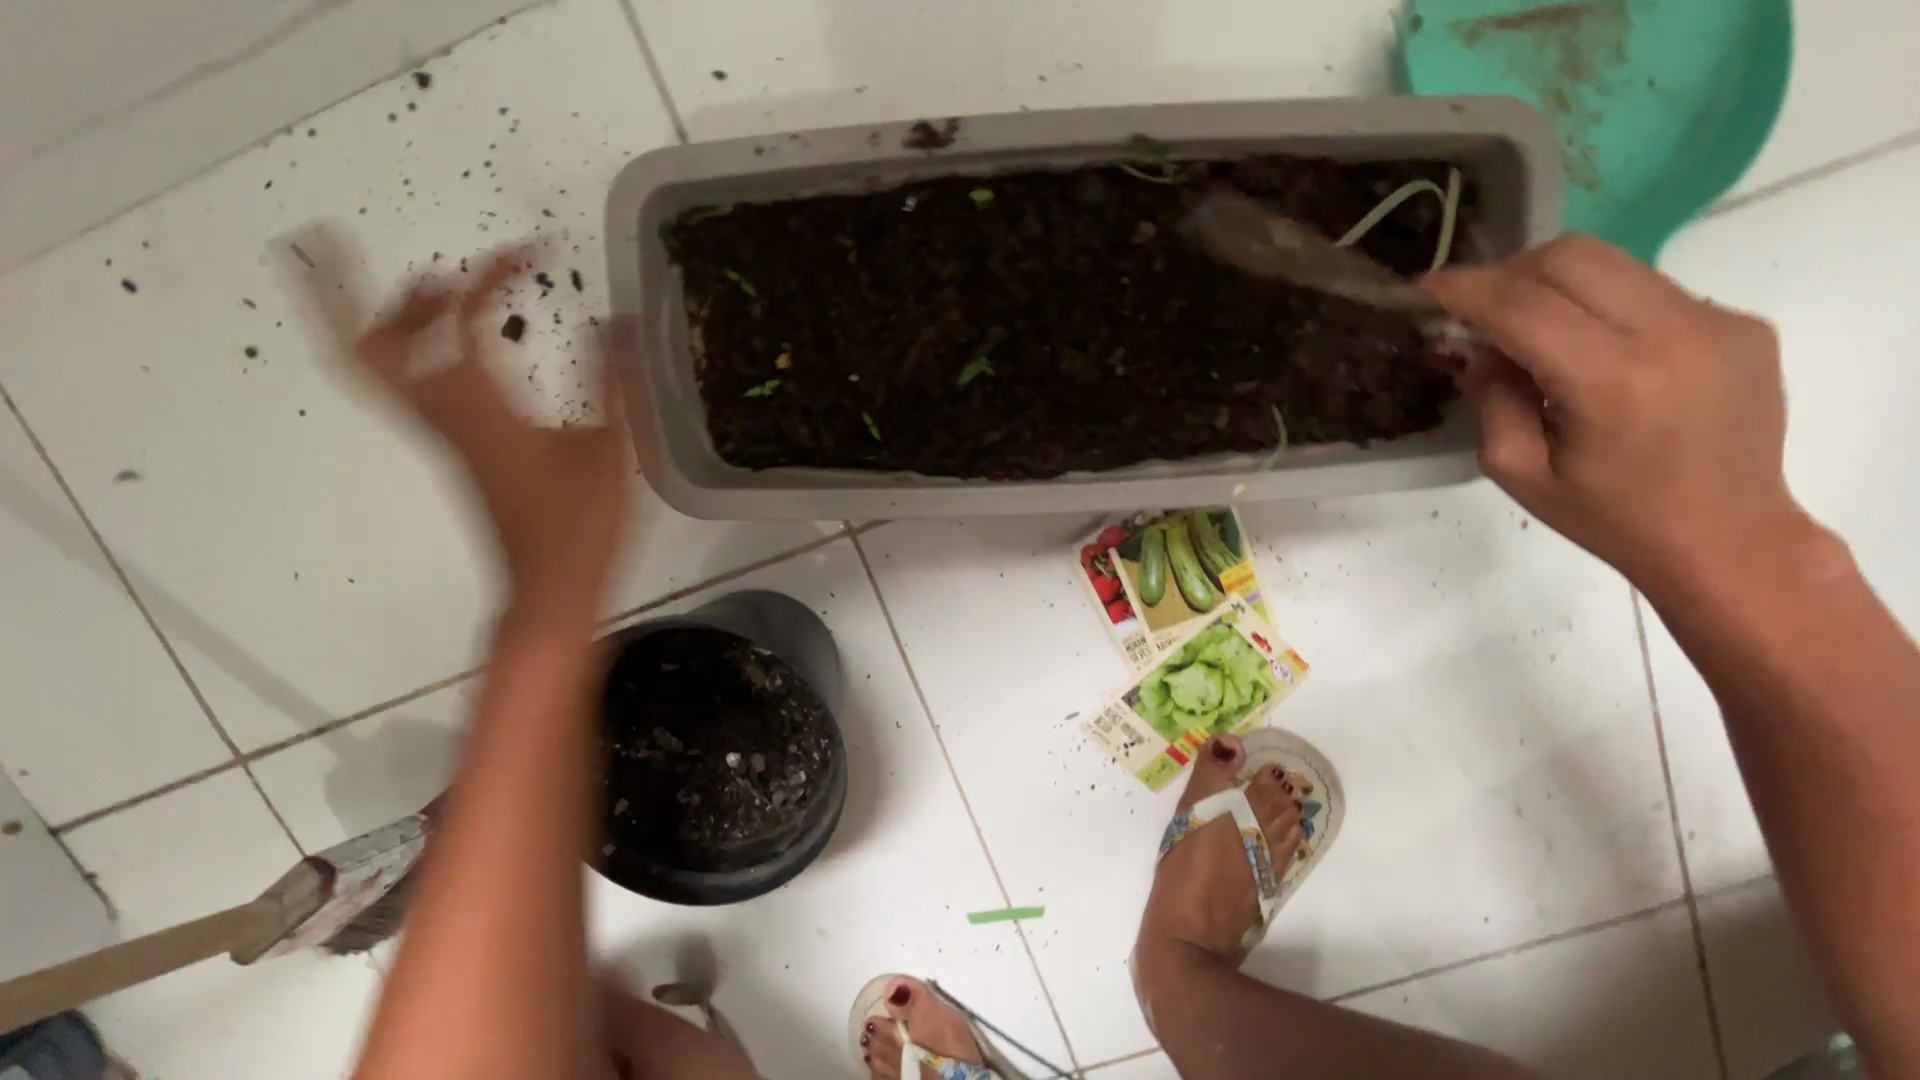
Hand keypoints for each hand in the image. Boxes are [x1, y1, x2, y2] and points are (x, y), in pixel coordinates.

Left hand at [285, 225, 632, 630]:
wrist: (550, 588)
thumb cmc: (582, 526)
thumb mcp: (610, 451)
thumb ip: (612, 382)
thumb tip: (615, 319)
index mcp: (484, 411)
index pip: (462, 321)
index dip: (488, 276)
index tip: (526, 251)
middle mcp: (446, 418)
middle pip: (368, 349)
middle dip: (349, 292)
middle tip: (347, 245)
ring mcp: (443, 437)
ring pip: (378, 370)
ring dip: (376, 318)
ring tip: (412, 282)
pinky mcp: (455, 451)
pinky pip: (407, 389)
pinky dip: (405, 351)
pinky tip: (445, 340)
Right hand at [1424, 234, 1814, 587]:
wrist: (1728, 537)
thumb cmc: (1610, 517)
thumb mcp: (1519, 470)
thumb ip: (1490, 397)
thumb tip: (1470, 345)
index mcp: (1613, 381)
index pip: (1522, 305)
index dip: (1464, 290)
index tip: (1422, 292)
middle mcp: (1674, 332)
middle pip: (1570, 258)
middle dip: (1507, 274)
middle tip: (1476, 311)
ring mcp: (1716, 320)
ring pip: (1612, 262)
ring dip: (1552, 285)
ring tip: (1529, 332)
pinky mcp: (1739, 322)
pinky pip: (1649, 289)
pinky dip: (1601, 306)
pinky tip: (1593, 353)